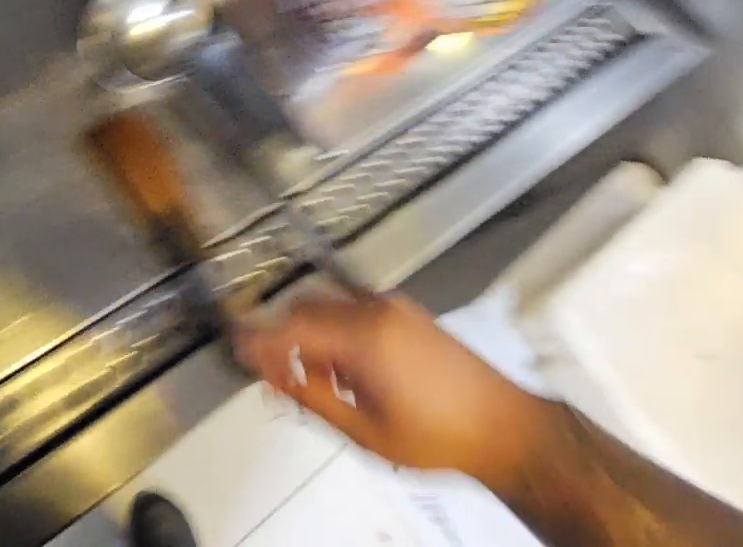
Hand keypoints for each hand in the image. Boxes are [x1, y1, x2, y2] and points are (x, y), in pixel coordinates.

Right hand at [233, 293, 545, 486]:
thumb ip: (312, 398)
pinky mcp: (406, 310)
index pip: (292, 327)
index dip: (260, 337)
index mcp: (362, 337)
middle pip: (306, 308)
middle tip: (283, 377)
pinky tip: (352, 371)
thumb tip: (273, 377)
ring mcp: (392, 305)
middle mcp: (374, 309)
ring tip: (325, 382)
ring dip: (313, 335)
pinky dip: (338, 331)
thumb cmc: (436, 437)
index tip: (237, 347)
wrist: (505, 426)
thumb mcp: (365, 432)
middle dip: (286, 337)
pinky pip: (354, 308)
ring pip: (329, 306)